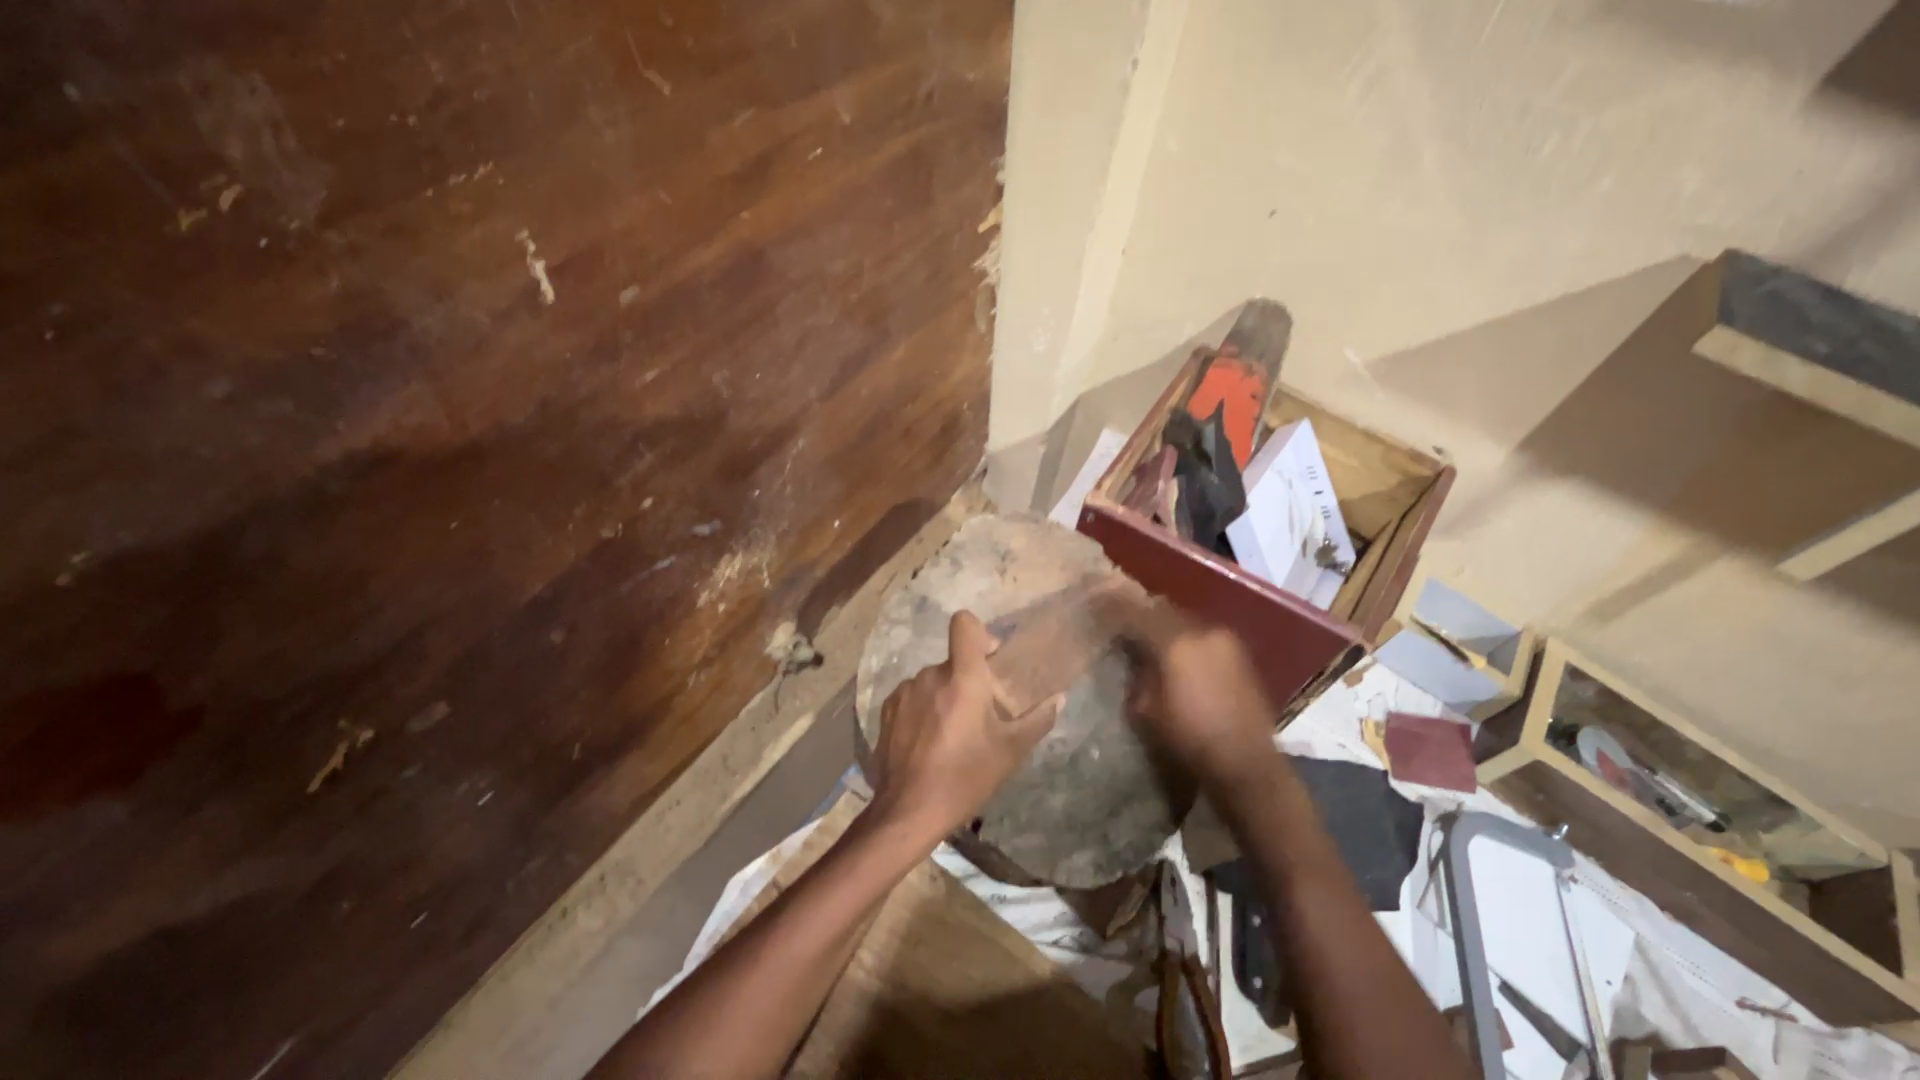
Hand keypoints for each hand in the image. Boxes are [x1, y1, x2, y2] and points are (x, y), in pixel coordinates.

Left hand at [868, 611, 1057, 841]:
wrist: (908, 811)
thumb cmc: (965, 777)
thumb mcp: (1010, 751)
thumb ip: (1037, 719)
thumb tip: (1058, 698)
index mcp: (962, 677)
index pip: (965, 624)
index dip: (980, 634)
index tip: (991, 661)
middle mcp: (929, 675)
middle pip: (954, 661)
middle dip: (968, 680)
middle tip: (981, 714)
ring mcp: (904, 692)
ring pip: (932, 681)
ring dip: (944, 697)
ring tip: (952, 734)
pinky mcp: (885, 711)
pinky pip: (912, 698)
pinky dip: (922, 711)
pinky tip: (928, 743)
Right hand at [1110, 598, 1280, 794]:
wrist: (1246, 762)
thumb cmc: (1189, 739)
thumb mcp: (1147, 710)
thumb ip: (1138, 675)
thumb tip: (1135, 658)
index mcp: (1176, 642)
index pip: (1136, 613)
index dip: (1112, 607)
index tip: (1095, 605)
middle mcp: (1203, 630)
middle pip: (1164, 609)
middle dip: (1142, 614)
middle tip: (1123, 623)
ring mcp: (1227, 640)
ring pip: (1186, 621)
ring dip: (1166, 626)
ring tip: (1151, 640)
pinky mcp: (1241, 654)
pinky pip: (1205, 635)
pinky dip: (1187, 639)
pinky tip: (1180, 655)